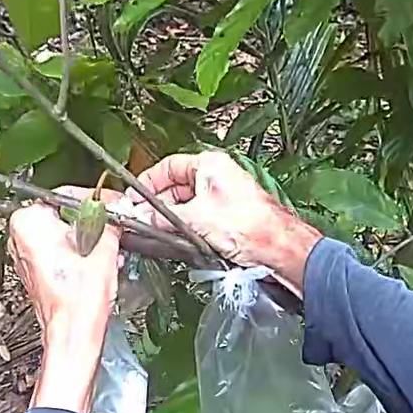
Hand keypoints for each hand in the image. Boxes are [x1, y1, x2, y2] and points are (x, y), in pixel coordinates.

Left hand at [8, 187, 121, 412]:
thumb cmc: (79, 302)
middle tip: (116, 231)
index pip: (67, 196)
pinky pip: (61, 252)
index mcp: (29, 223)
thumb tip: (119, 208)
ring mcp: (26, 256)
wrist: (73, 336)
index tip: (115, 206)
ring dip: (91, 241)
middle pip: (65, 215)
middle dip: (94, 224)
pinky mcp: (37, 272)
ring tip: (112, 252)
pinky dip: (81, 254)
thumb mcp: (105, 250)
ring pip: (65, 235)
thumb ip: (111, 223)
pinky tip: (102, 263)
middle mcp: (20, 237)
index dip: (97, 202)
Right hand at [131, 151, 323, 294]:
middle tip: (142, 220)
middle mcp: (218, 178)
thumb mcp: (195, 218)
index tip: (134, 198)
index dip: (149, 181)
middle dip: (158, 204)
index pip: (169, 166)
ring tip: (158, 232)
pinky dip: (188, 228)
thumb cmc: (248, 225)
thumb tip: (140, 217)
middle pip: (177, 187)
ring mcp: (224, 199)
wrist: (277, 248)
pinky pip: (200, 220)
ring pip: (188, 206)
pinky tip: (179, 240)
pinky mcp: (229, 219)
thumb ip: (163, 217)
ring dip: (172, 219)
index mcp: (210, 165)